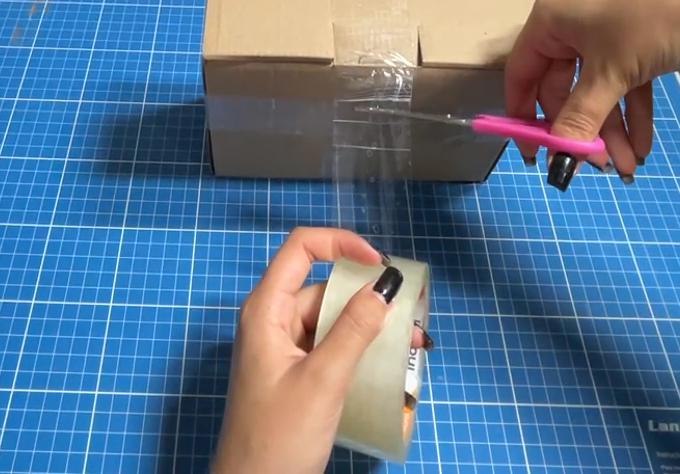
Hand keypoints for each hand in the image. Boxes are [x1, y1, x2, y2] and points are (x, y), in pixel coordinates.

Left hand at [213, 228, 405, 473]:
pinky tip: (389, 363)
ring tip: (413, 342)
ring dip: (369, 325)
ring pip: (331, 319)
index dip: (340, 243)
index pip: (301, 248)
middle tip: (412, 315)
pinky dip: (358, 348)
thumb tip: (384, 286)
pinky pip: (329, 346)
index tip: (380, 263)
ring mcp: (282, 347)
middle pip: (322, 285)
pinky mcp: (294, 373)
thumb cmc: (279, 437)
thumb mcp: (323, 380)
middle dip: (367, 295)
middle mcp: (272, 319)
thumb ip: (354, 330)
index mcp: (267, 308)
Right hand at [504, 0, 679, 187]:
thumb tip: (557, 162)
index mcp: (549, 23)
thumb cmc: (649, 20)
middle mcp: (571, 27)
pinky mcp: (637, 40)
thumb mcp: (611, 72)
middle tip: (599, 166)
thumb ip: (580, 117)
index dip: (524, 117)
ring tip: (628, 168)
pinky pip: (623, 82)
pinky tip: (642, 146)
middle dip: (582, 129)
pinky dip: (631, 112)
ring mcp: (606, 32)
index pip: (521, 75)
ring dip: (610, 129)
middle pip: (562, 88)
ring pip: (597, 90)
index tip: (537, 157)